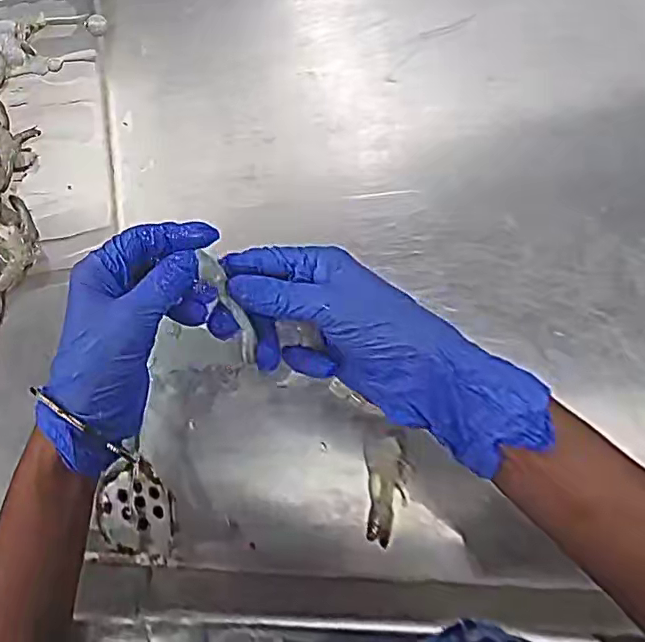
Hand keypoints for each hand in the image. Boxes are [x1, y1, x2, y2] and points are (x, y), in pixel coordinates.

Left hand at [39, 221, 222, 477]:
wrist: (89, 414)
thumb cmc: (98, 363)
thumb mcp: (132, 318)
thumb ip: (162, 284)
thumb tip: (188, 257)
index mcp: (98, 272)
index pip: (139, 240)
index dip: (173, 235)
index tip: (207, 236)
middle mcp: (108, 283)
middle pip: (150, 258)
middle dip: (181, 263)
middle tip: (212, 273)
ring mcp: (121, 305)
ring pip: (159, 282)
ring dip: (184, 287)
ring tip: (206, 302)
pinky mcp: (134, 327)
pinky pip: (162, 304)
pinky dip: (180, 305)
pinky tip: (195, 316)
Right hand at [221, 245, 552, 478]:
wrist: (434, 382)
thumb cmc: (385, 331)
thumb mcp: (326, 305)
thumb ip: (275, 294)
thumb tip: (233, 284)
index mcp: (316, 266)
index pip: (262, 261)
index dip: (235, 274)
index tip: (209, 292)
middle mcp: (315, 288)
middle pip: (262, 293)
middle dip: (245, 312)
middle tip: (224, 330)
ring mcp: (322, 319)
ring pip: (274, 322)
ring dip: (267, 339)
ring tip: (266, 358)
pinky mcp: (329, 349)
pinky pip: (296, 348)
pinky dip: (300, 358)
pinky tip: (318, 365)